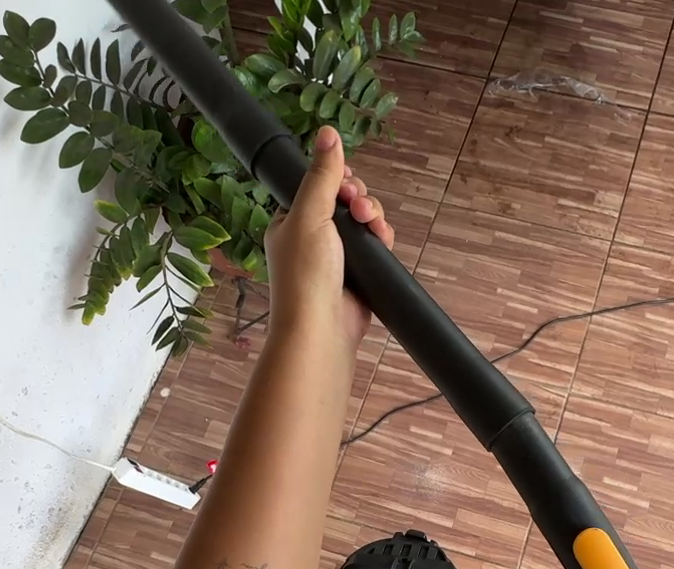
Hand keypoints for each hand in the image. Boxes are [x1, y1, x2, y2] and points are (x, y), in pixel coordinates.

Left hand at [264, 126, 394, 355]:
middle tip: (359, 207)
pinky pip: (375, 247)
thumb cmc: (306, 275)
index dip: (336, 179)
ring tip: (372, 225)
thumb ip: (322, 176)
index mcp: (292, 221)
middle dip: (359, 199)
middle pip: (345, 201)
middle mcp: (314, 238)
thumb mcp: (309, 215)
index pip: (318, 186)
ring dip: (373, 217)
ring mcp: (338, 258)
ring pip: (364, 223)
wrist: (322, 328)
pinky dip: (381, 240)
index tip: (345, 184)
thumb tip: (328, 133)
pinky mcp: (359, 275)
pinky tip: (382, 240)